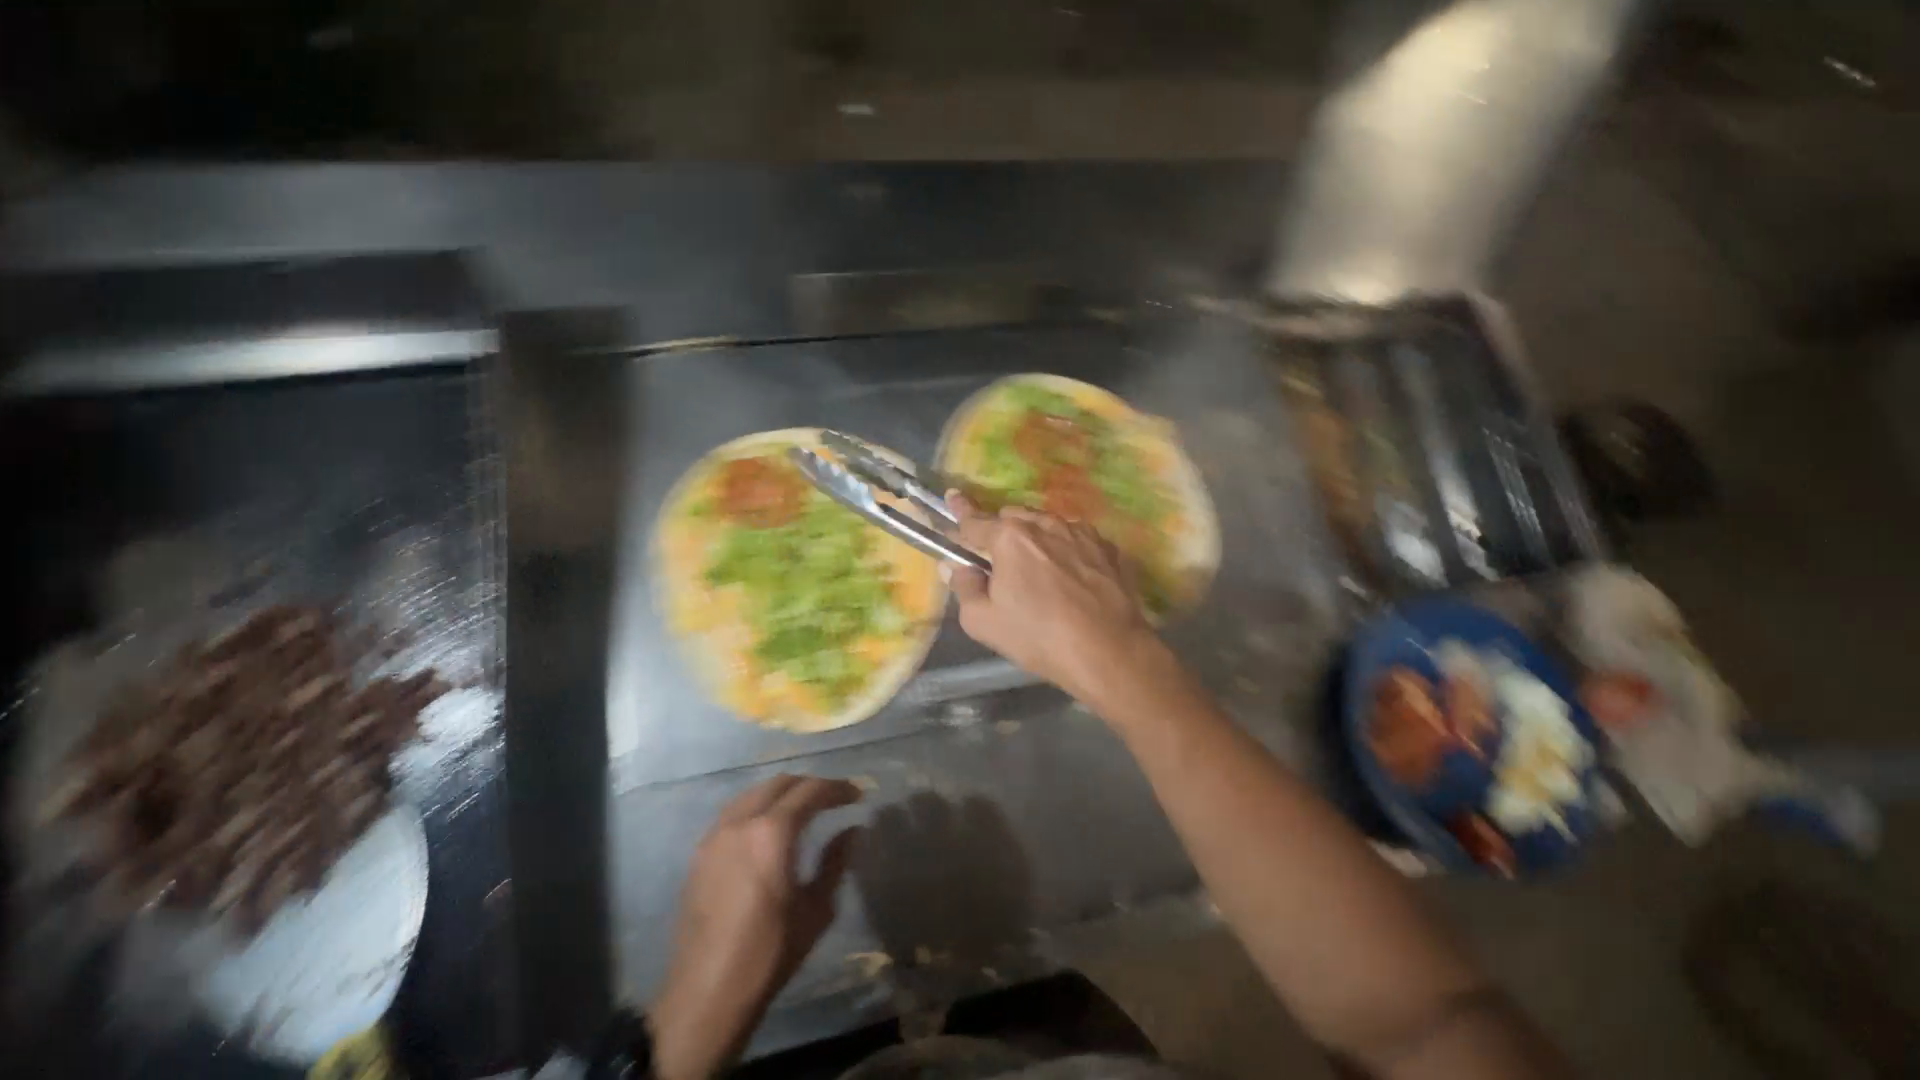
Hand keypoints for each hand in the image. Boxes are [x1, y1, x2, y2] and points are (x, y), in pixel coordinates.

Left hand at [649, 775, 862, 1079]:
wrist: (707, 990)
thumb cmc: (770, 952)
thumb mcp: (816, 909)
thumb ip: (835, 863)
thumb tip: (853, 831)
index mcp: (772, 833)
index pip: (810, 792)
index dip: (837, 789)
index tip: (857, 795)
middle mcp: (739, 823)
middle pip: (779, 784)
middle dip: (809, 786)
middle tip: (833, 799)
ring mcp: (714, 837)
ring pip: (751, 795)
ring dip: (780, 794)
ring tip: (803, 810)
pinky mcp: (699, 854)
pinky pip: (732, 814)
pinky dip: (756, 810)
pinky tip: (768, 830)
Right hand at [946, 493, 1169, 709]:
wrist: (1109, 652)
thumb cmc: (1038, 637)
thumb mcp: (983, 622)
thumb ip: (964, 587)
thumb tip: (958, 567)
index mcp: (1010, 537)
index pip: (975, 521)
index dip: (960, 512)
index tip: (952, 497)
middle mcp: (1047, 524)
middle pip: (1014, 519)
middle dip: (1002, 533)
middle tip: (1000, 563)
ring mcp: (1083, 533)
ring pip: (1049, 527)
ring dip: (1037, 540)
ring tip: (1040, 574)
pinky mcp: (1109, 550)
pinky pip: (1078, 542)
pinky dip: (1068, 552)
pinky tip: (1072, 579)